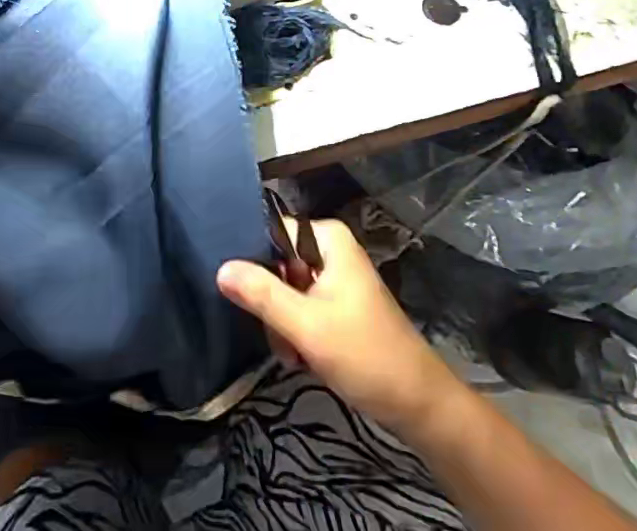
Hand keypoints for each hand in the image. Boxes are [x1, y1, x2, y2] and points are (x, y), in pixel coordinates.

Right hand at [217, 220, 461, 437]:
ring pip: (285, 291)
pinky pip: (300, 308)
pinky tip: (303, 357)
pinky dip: (296, 333)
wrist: (417, 403)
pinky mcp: (337, 304)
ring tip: (296, 354)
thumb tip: (220, 268)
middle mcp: (331, 250)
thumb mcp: (305, 325)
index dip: (255, 262)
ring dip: (283, 326)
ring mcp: (335, 278)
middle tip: (284, 338)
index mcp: (329, 239)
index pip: (273, 233)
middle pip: (277, 265)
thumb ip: (261, 294)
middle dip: (272, 304)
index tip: (244, 294)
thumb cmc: (364, 355)